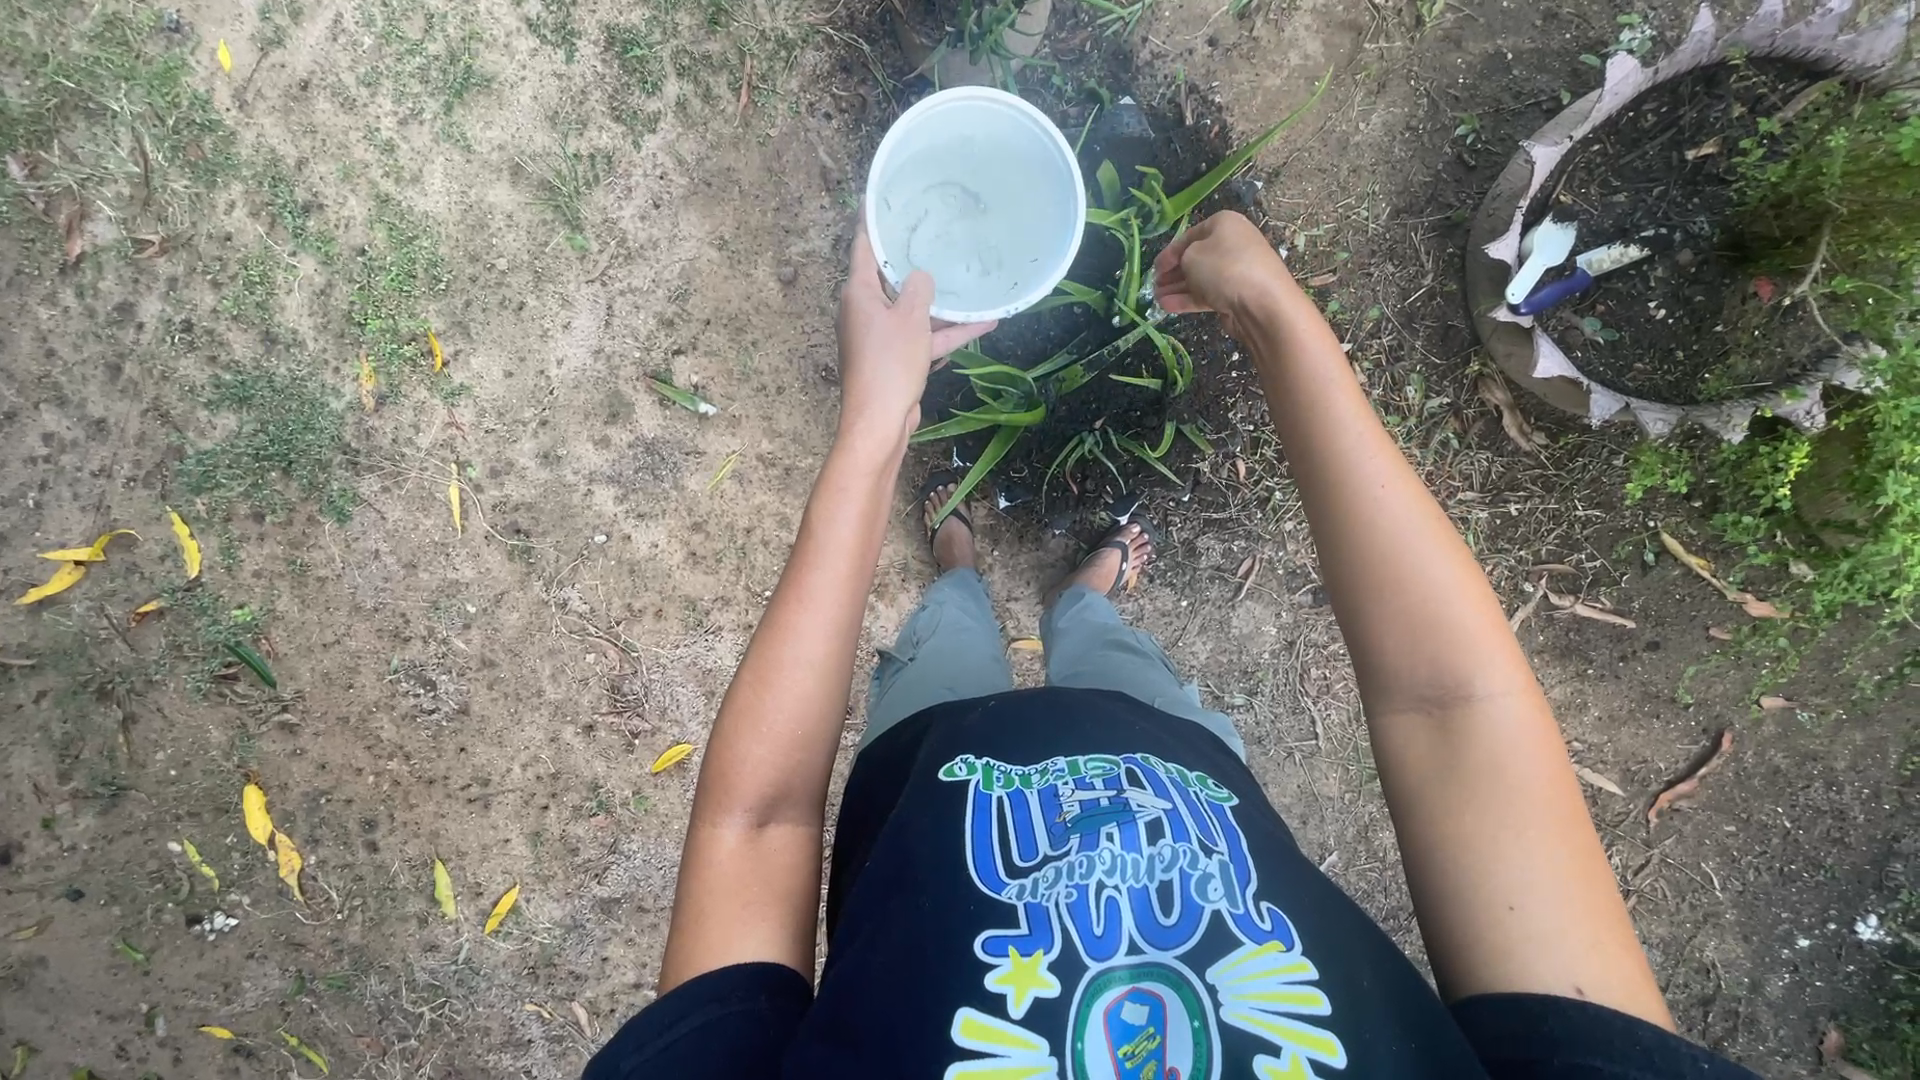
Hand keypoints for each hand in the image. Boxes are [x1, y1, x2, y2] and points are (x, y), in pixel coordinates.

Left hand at [837, 222, 995, 447]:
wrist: (880, 421)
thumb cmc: (889, 364)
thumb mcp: (910, 319)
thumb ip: (920, 290)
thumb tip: (923, 277)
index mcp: (858, 293)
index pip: (865, 246)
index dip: (875, 220)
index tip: (885, 197)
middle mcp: (865, 311)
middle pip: (892, 278)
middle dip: (916, 260)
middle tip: (938, 231)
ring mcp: (881, 338)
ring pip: (914, 311)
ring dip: (943, 303)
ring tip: (973, 280)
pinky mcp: (896, 360)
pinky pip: (924, 338)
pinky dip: (948, 333)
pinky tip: (985, 324)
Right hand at [1152, 211, 1292, 336]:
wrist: (1261, 302)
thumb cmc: (1224, 268)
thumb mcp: (1192, 254)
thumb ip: (1180, 258)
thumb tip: (1182, 266)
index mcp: (1224, 224)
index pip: (1190, 235)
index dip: (1169, 252)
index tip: (1154, 268)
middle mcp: (1231, 244)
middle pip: (1195, 258)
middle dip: (1172, 272)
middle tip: (1154, 284)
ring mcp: (1234, 271)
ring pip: (1199, 278)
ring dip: (1176, 288)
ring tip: (1156, 298)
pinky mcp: (1234, 295)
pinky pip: (1206, 295)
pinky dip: (1187, 299)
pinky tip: (1167, 306)